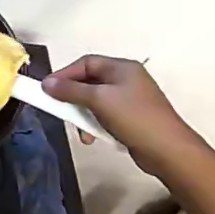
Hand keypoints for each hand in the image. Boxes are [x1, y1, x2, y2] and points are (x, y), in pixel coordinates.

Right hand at [43, 55, 203, 175]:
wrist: (167, 150)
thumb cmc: (136, 118)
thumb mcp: (99, 100)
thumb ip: (70, 90)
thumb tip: (48, 83)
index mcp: (122, 68)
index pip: (86, 63)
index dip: (64, 74)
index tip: (47, 89)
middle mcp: (126, 80)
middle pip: (89, 82)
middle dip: (73, 97)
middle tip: (61, 110)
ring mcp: (129, 99)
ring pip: (94, 101)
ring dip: (83, 115)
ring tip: (81, 130)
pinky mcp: (130, 118)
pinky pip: (104, 115)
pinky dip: (94, 124)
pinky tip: (93, 137)